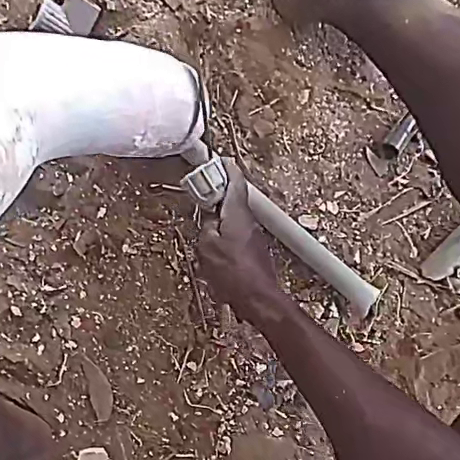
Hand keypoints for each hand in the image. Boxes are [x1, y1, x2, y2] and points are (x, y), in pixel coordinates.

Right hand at [196, 161, 289, 323]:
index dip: (224, 167)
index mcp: (238, 213)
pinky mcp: (253, 250)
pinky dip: (224, 233)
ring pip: (233, 217)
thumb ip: (206, 228)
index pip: (234, 180)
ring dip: (219, 216)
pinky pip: (236, 233)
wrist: (259, 299)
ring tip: (204, 225)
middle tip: (200, 192)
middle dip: (216, 193)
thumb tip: (208, 221)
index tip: (214, 160)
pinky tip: (215, 247)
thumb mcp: (208, 247)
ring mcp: (253, 236)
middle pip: (232, 198)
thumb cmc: (235, 275)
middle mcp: (248, 221)